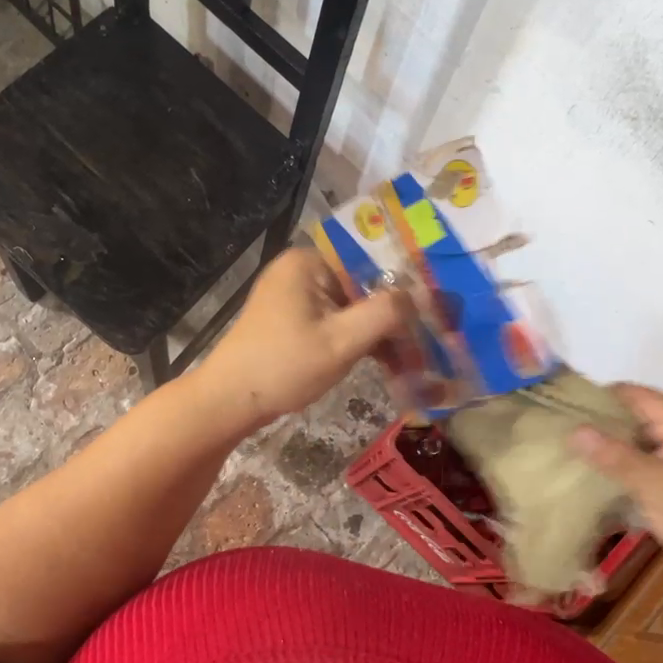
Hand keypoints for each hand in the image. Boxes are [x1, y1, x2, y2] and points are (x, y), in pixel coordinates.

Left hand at [196, 246, 407, 428]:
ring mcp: (292, 295)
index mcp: (308, 261)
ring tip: (410, 359)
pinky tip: (382, 362)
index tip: (433, 316)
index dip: (404, 289)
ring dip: (377, 333)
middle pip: (361, 287)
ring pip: (350, 308)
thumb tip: (420, 297)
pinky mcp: (289, 320)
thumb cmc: (284, 367)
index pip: (371, 264)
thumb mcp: (342, 341)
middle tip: (425, 345)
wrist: (229, 401)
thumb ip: (385, 314)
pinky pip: (333, 322)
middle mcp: (300, 270)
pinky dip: (355, 340)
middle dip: (392, 316)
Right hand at [571, 385, 662, 582]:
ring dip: (604, 447)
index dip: (592, 400)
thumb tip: (573, 429)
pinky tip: (588, 475)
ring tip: (563, 456)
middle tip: (554, 438)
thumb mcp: (656, 485)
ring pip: (631, 438)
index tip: (555, 414)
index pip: (629, 393)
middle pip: (629, 413)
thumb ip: (614, 456)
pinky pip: (638, 458)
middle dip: (595, 425)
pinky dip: (616, 464)